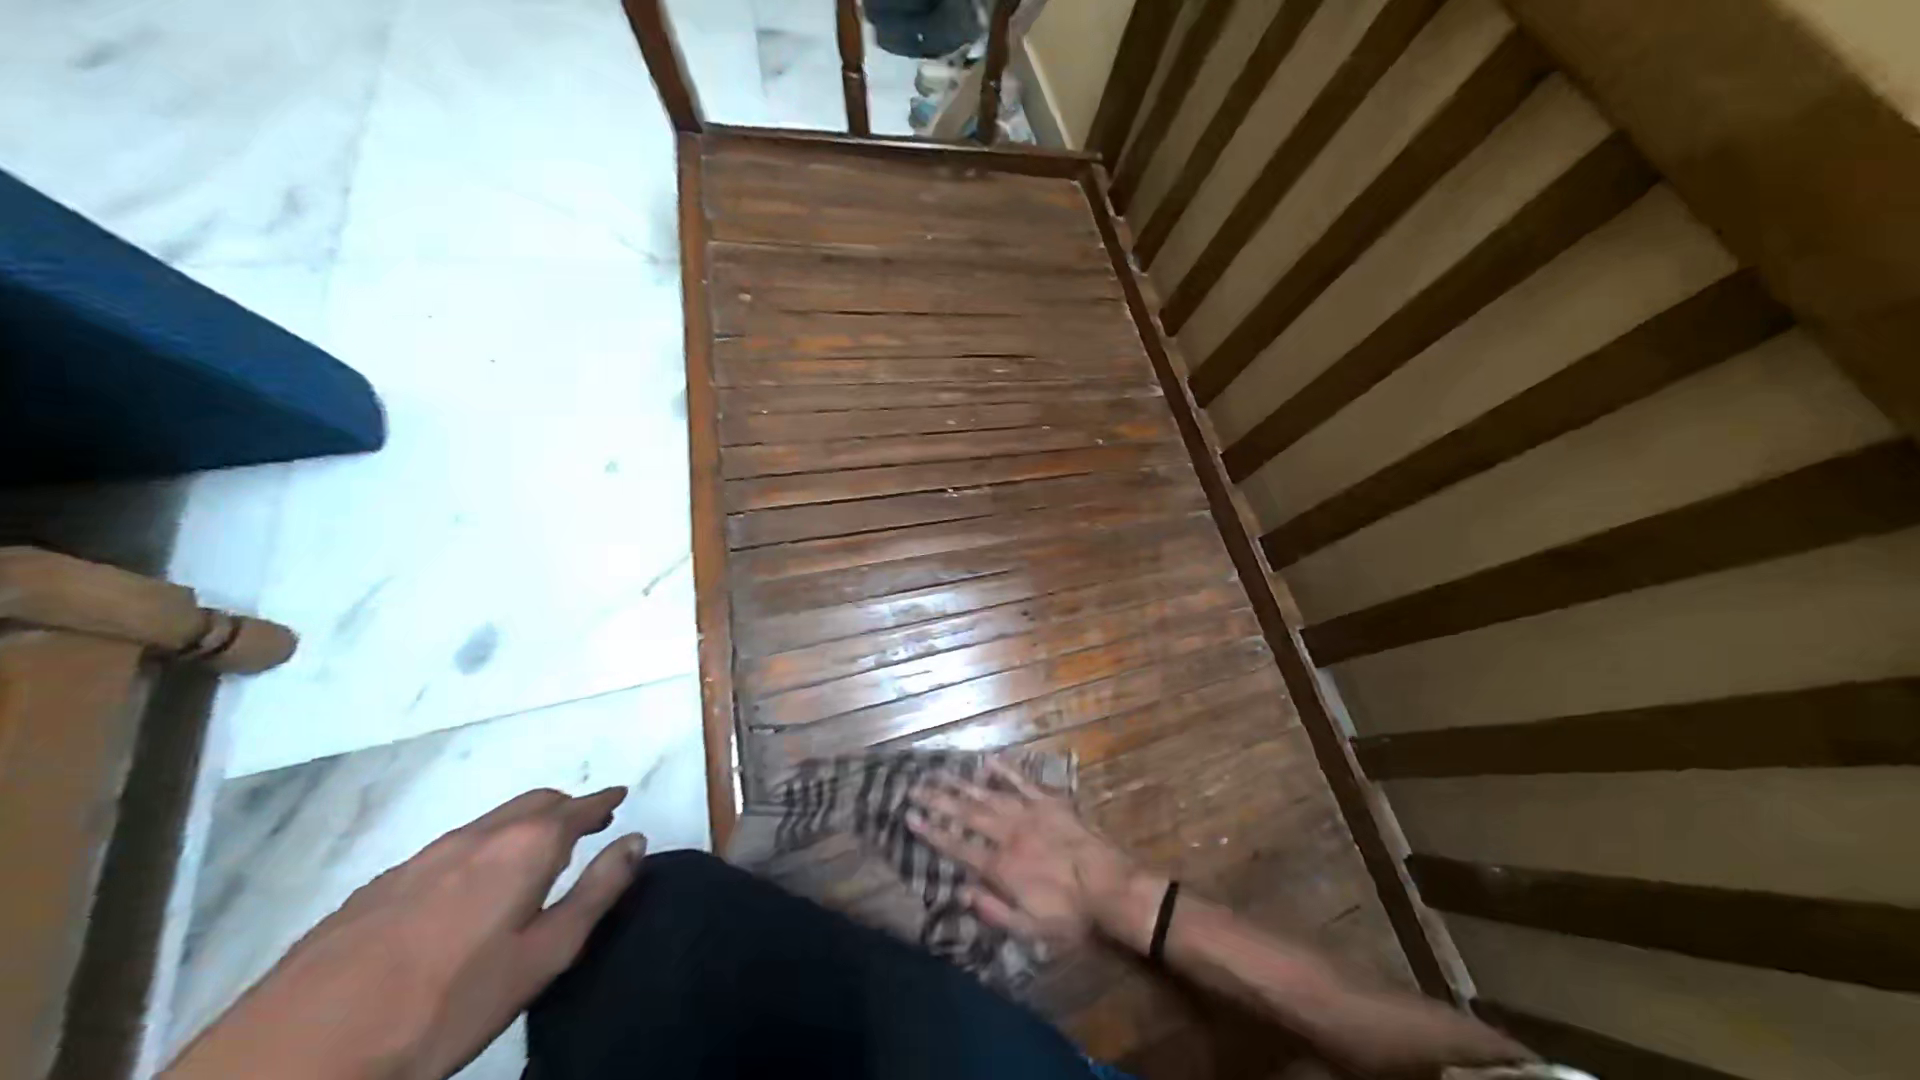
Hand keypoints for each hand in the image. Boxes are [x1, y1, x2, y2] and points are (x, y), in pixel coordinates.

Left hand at [165, 787, 646, 1079]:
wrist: (297, 1054)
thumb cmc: (446, 1003)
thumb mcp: (543, 956)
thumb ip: (597, 892)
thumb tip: (635, 840)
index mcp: (523, 847)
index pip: (577, 807)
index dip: (603, 800)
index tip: (620, 795)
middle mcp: (475, 836)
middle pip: (532, 803)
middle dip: (565, 807)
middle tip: (587, 823)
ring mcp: (420, 858)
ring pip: (488, 824)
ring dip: (522, 826)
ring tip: (535, 853)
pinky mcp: (378, 886)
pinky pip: (448, 849)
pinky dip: (479, 850)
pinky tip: (467, 890)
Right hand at [907, 760, 1165, 954]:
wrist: (1112, 886)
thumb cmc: (1072, 915)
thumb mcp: (1031, 929)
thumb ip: (993, 911)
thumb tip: (961, 892)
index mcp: (1001, 866)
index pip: (958, 846)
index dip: (932, 832)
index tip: (909, 816)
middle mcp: (1009, 833)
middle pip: (967, 813)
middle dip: (938, 800)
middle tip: (913, 786)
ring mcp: (1029, 813)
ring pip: (989, 794)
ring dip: (962, 783)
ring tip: (940, 771)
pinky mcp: (1050, 802)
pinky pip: (1023, 782)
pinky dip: (1005, 770)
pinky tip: (988, 760)